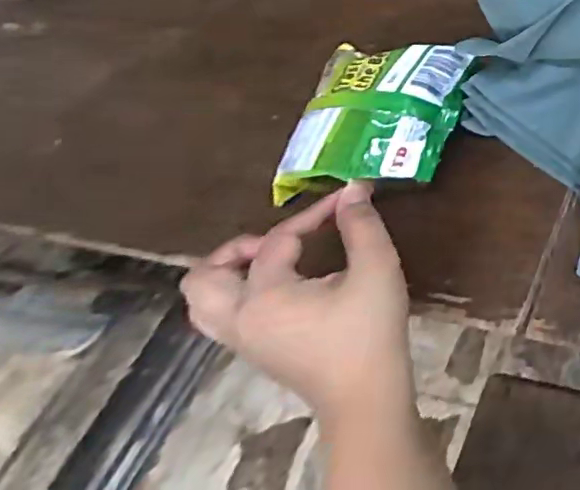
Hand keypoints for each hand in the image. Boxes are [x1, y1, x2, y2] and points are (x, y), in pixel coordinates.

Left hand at [181, 182, 412, 423]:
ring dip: (229, 273)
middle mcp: (239, 319)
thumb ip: (362, 224)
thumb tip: (352, 190)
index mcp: (265, 297)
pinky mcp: (254, 351)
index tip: (347, 198)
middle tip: (282, 238)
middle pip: (203, 279)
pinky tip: (285, 284)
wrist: (365, 388)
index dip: (313, 214)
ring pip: (203, 303)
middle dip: (236, 248)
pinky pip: (222, 316)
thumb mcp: (376, 266)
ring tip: (273, 258)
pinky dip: (239, 291)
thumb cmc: (369, 326)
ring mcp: (242, 340)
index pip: (278, 241)